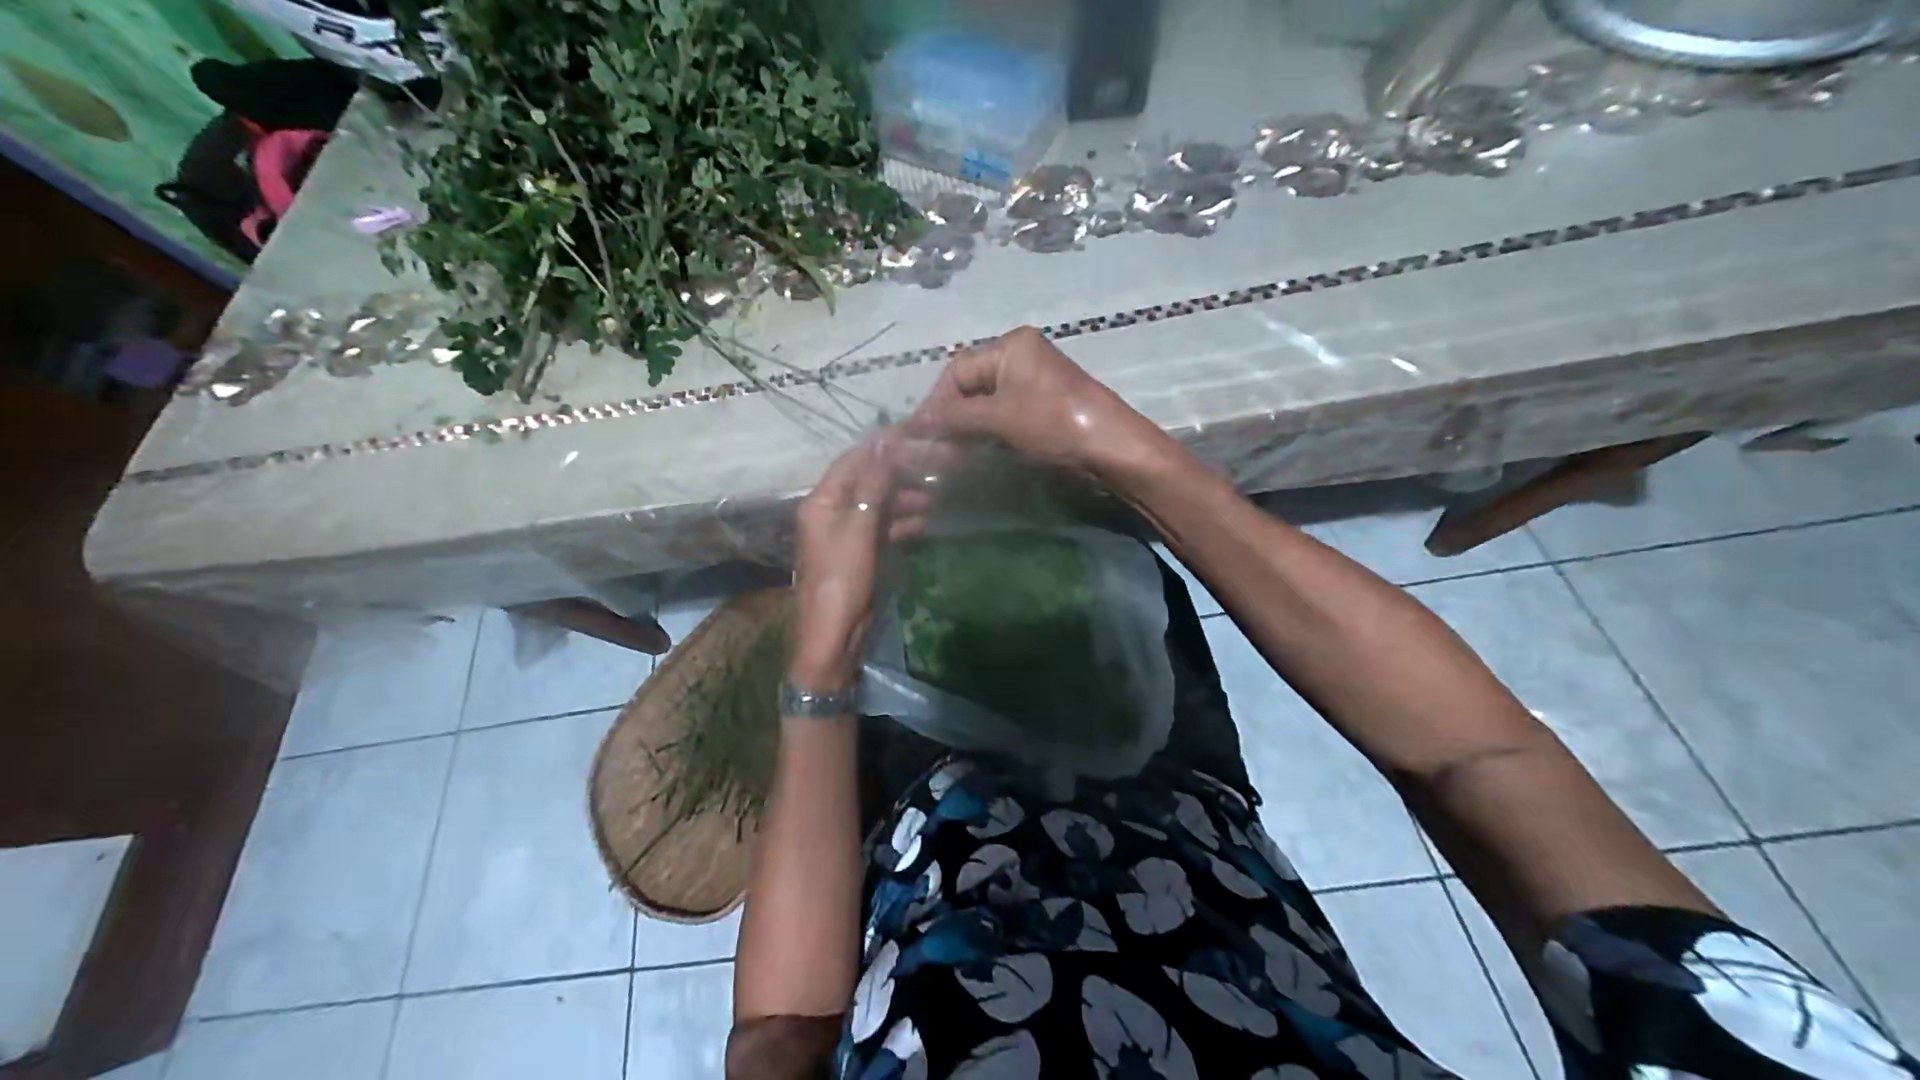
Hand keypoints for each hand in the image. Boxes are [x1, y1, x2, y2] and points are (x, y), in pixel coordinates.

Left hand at [789, 433, 928, 693]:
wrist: (834, 636)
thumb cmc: (842, 580)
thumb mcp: (859, 530)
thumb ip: (872, 486)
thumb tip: (884, 445)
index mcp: (822, 501)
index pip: (853, 461)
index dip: (882, 447)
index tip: (916, 434)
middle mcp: (832, 511)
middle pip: (867, 481)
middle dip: (900, 473)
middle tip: (936, 466)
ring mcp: (847, 533)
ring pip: (878, 504)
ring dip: (904, 498)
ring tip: (936, 496)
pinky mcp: (861, 552)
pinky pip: (882, 527)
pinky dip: (902, 522)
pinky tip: (926, 521)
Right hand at [903, 326, 1177, 483]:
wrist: (1109, 446)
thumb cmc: (1053, 422)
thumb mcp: (999, 417)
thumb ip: (955, 418)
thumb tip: (915, 425)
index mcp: (1011, 346)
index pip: (957, 371)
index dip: (936, 403)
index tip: (921, 435)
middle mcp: (1020, 356)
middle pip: (970, 385)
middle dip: (951, 417)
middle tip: (934, 450)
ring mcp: (1032, 381)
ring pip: (985, 403)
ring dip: (967, 428)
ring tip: (950, 456)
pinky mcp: (1041, 405)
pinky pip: (1003, 414)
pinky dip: (987, 432)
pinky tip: (975, 452)